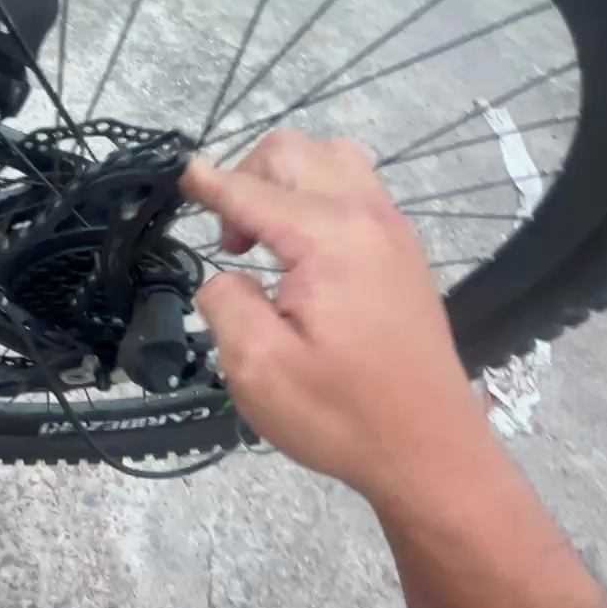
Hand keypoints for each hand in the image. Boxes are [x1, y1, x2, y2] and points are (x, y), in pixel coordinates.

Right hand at [179, 131, 497, 501]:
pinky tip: (297, 251)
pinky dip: (313, 197)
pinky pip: (353, 189)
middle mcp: (366, 219)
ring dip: (283, 182)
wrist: (429, 454)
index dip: (207, 183)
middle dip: (245, 178)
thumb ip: (225, 301)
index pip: (252, 191)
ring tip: (262, 237)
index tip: (177, 175)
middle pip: (294, 153)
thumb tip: (224, 276)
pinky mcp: (402, 253)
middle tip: (228, 241)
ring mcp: (392, 232)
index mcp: (329, 240)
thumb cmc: (340, 415)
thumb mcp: (257, 366)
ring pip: (330, 160)